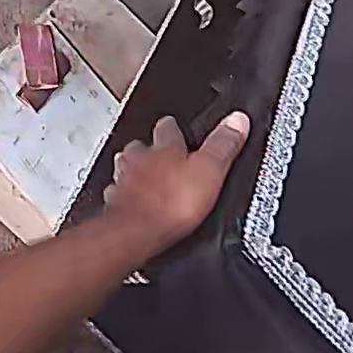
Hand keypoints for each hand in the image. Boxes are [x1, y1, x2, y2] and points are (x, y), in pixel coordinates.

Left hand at [103, 111, 249, 251]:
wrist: (137, 231)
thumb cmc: (171, 203)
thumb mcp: (210, 170)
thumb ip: (222, 145)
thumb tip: (237, 120)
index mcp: (165, 149)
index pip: (168, 128)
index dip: (172, 126)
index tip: (174, 124)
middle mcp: (139, 161)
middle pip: (140, 147)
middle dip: (147, 148)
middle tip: (155, 151)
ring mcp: (124, 181)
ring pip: (125, 167)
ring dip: (132, 169)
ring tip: (140, 173)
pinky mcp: (114, 203)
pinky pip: (117, 193)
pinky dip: (123, 194)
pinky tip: (129, 200)